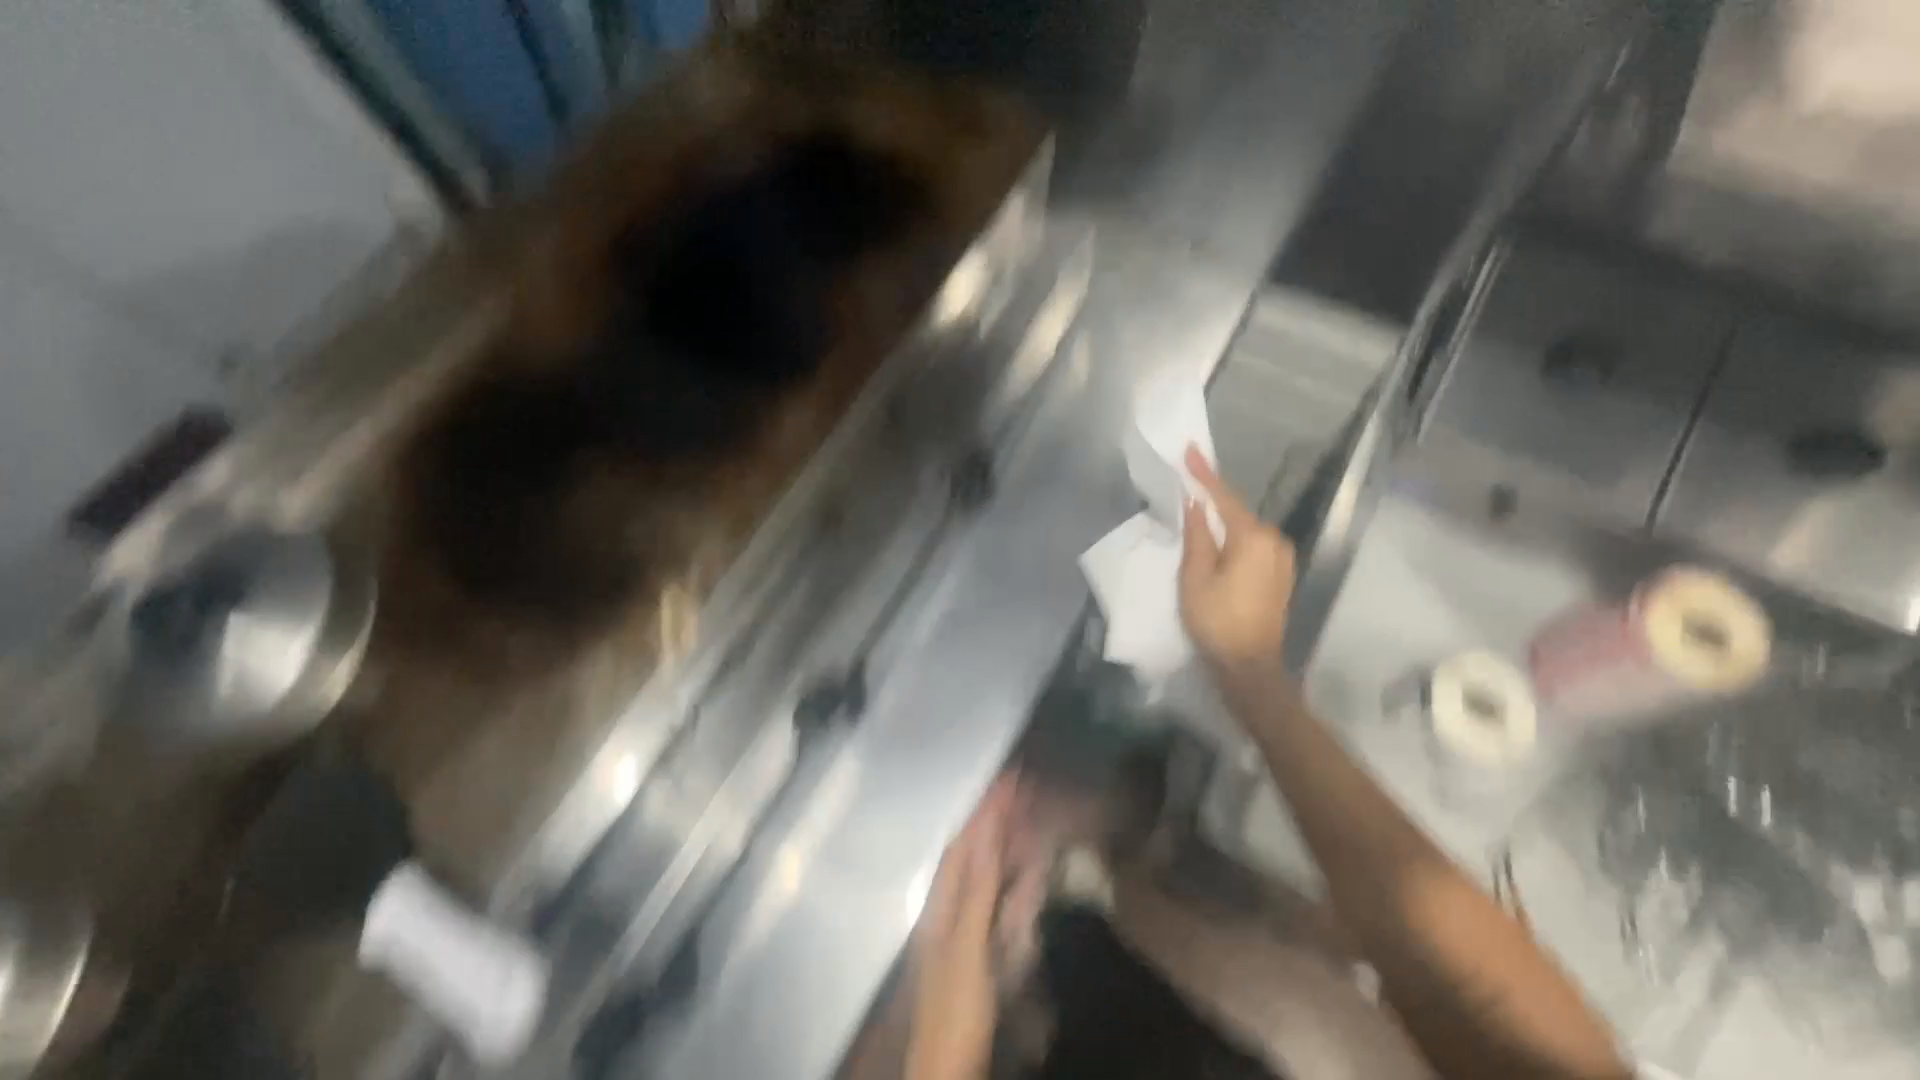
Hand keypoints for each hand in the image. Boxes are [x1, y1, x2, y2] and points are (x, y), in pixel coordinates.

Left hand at [905, 778, 1014, 1079]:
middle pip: (973, 854)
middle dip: (994, 819)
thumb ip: (978, 893)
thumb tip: (988, 838)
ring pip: (984, 874)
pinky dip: (1009, 877)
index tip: (1006, 779)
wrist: (947, 1066)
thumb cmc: (956, 1009)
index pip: (965, 845)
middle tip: (1019, 786)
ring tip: (1022, 812)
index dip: (984, 811)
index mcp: (941, 904)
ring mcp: (964, 928)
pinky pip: (995, 900)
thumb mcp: (968, 949)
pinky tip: (1024, 868)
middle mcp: (949, 908)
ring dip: (1002, 842)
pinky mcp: (979, 948)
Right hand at [1178, 446, 1296, 683]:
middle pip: (1237, 512)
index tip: (1190, 450)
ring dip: (1223, 521)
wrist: (1249, 666)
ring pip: (1245, 529)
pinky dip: (1234, 539)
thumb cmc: (1216, 622)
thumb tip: (1196, 503)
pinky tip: (1217, 541)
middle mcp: (1274, 540)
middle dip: (1212, 499)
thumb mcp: (1195, 577)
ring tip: (1197, 512)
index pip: (1224, 497)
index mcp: (1253, 538)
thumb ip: (1197, 535)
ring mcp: (1282, 558)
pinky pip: (1253, 545)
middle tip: (1186, 483)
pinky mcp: (1281, 574)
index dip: (1204, 474)